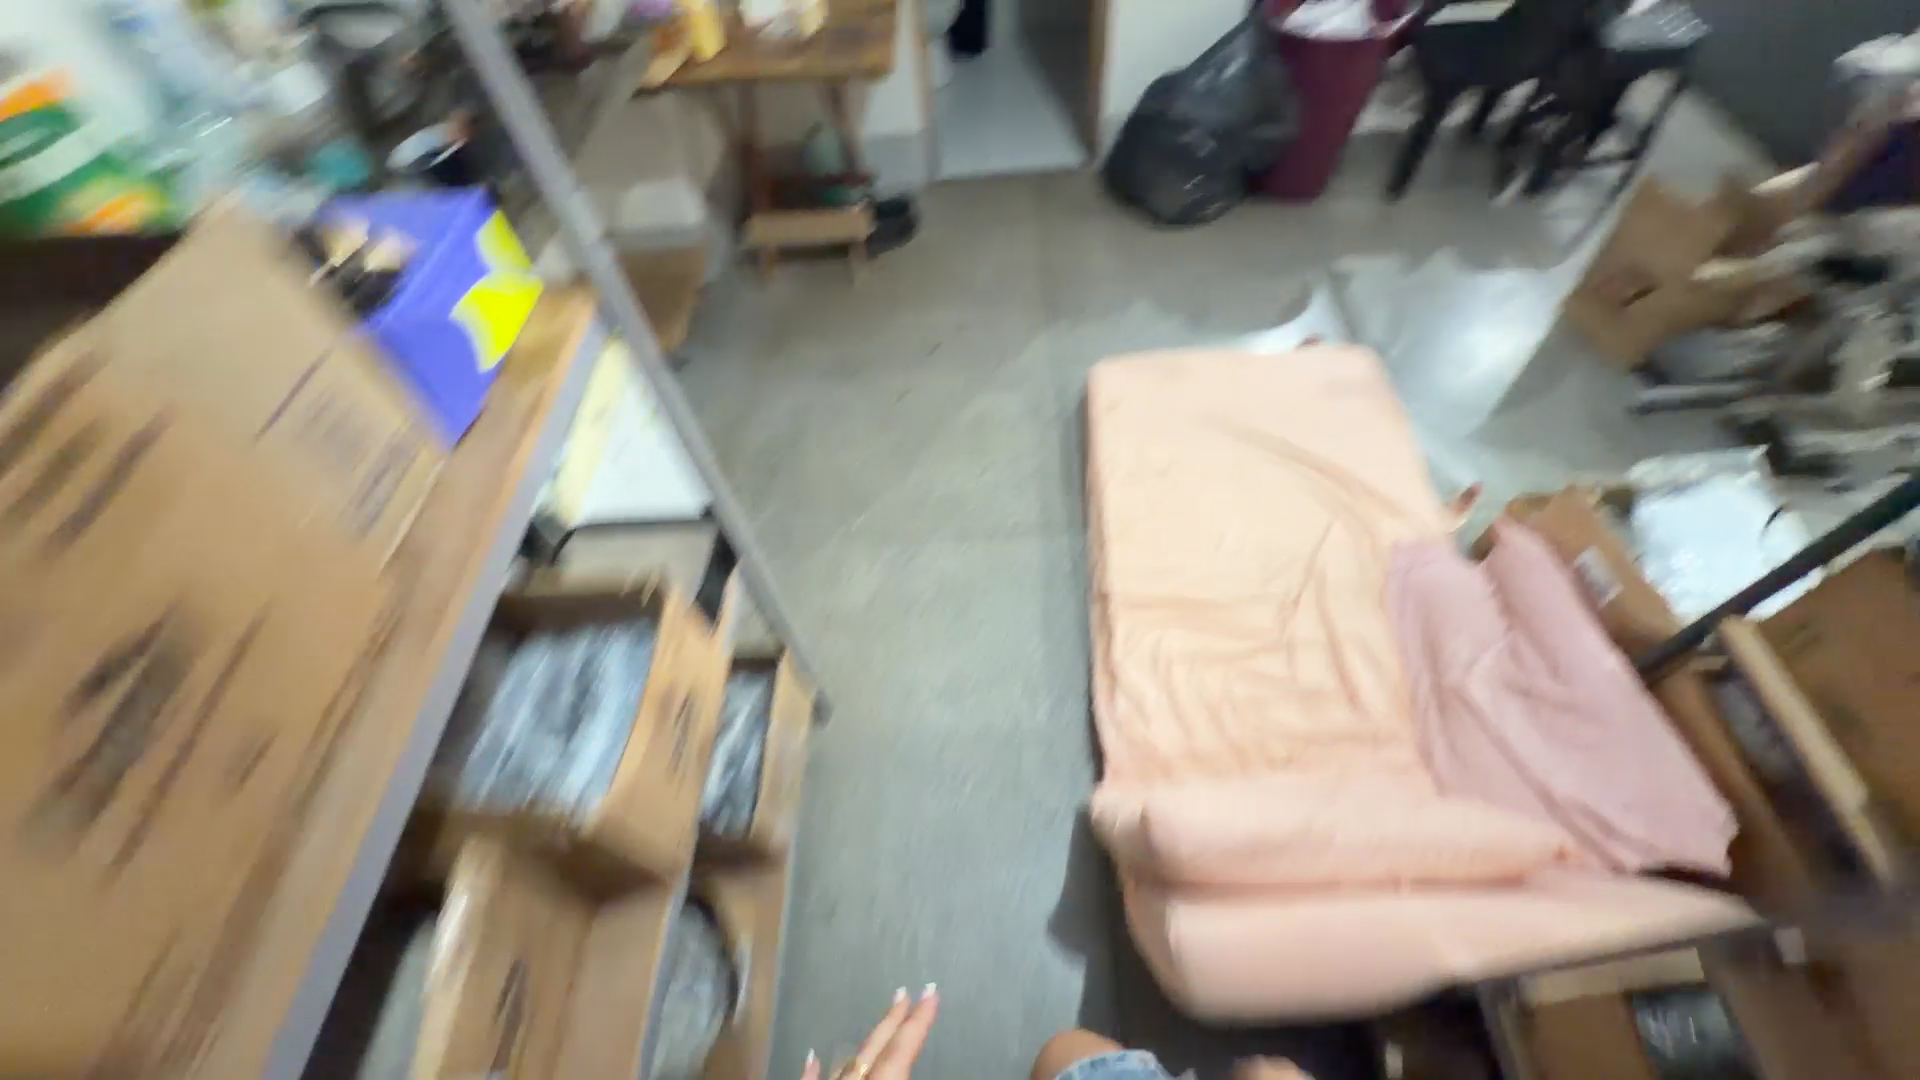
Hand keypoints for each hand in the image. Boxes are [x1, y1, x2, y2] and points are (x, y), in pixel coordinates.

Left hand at [804, 985, 939, 1079]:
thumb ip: (902, 1073)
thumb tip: (915, 1064)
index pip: (901, 1048)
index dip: (919, 1020)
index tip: (930, 988)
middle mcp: (852, 1079)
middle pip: (875, 1048)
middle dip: (893, 1020)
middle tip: (906, 990)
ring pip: (848, 1062)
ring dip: (865, 1044)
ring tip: (879, 1021)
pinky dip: (814, 1070)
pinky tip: (813, 1055)